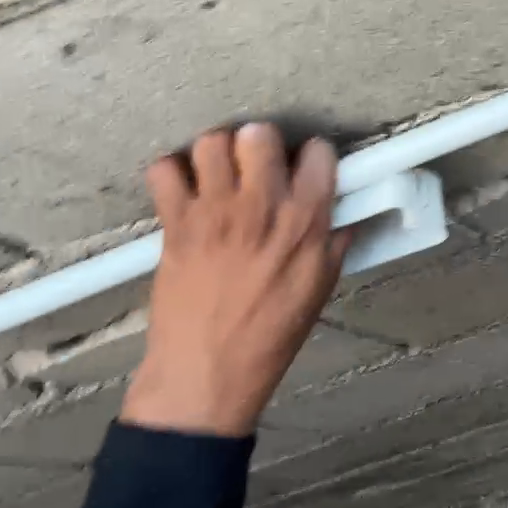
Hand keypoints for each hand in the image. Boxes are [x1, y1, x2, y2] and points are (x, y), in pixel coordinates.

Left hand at [121, 123, 347, 436]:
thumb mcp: (321, 285)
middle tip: (257, 159)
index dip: (312, 155)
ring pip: (211, 144)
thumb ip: (333, 240)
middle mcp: (262, 206)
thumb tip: (343, 215)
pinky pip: (164, 172)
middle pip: (259, 134)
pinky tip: (183, 188)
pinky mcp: (175, 225)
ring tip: (219, 170)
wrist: (207, 373)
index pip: (317, 151)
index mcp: (306, 220)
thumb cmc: (272, 333)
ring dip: (217, 151)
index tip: (305, 167)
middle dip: (259, 140)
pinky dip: (172, 172)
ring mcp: (214, 213)